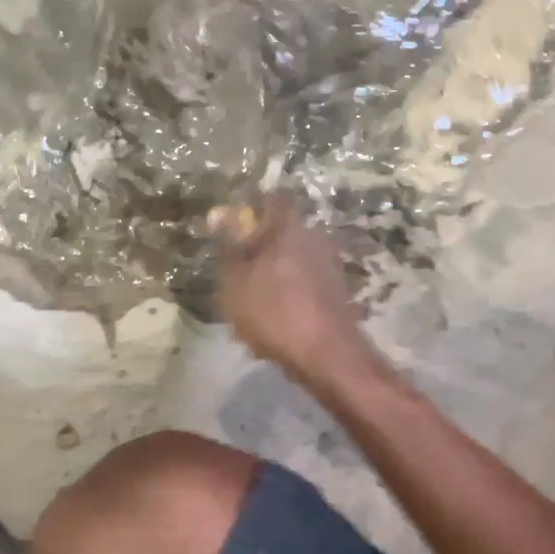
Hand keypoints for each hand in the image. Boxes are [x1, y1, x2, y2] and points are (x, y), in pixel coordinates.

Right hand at [210, 194, 368, 376]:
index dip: (249, 206)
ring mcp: (329, 265)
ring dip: (272, 272)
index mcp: (289, 227)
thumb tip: (218, 212)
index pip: (270, 199)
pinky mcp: (336, 292)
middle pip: (282, 231)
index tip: (230, 223)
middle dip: (258, 244)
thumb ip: (227, 245)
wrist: (326, 354)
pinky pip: (303, 283)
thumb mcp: (235, 279)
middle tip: (234, 266)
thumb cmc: (273, 311)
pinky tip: (273, 317)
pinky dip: (287, 292)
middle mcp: (314, 238)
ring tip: (250, 297)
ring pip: (292, 259)